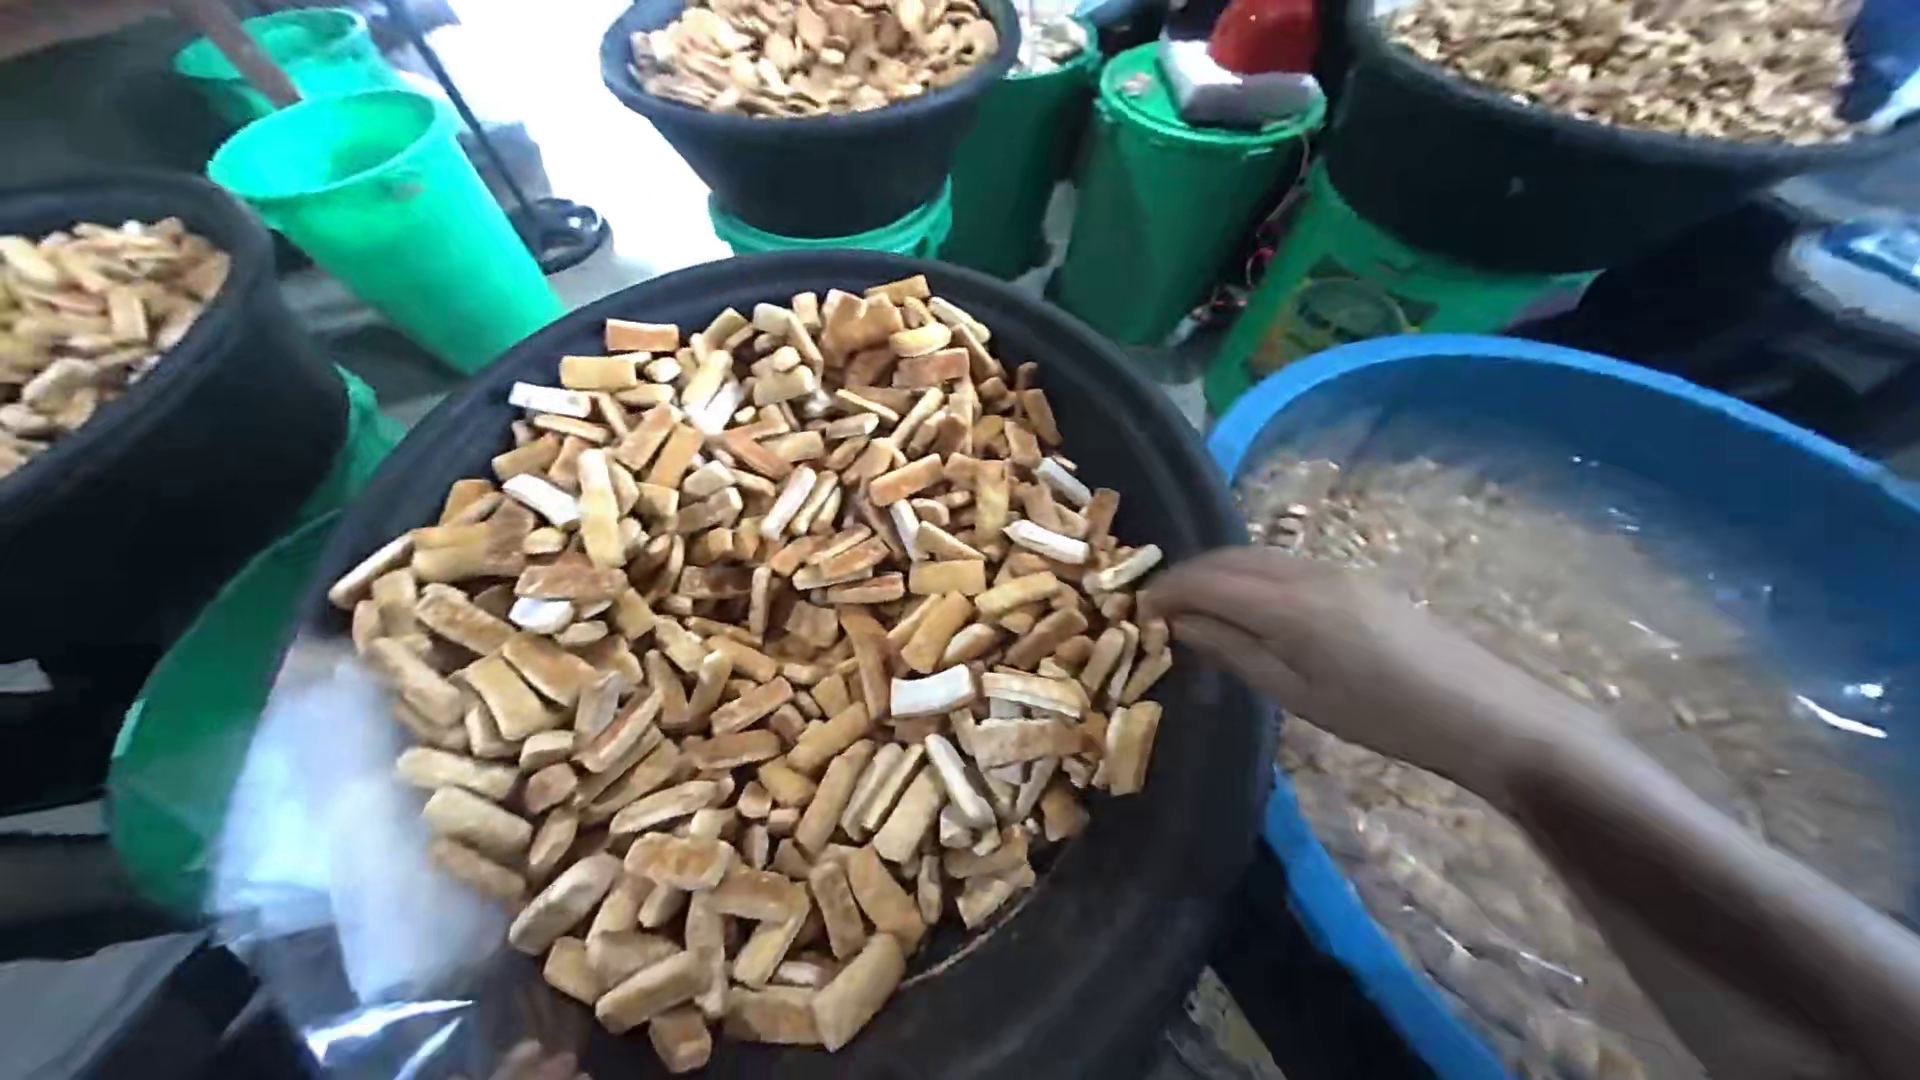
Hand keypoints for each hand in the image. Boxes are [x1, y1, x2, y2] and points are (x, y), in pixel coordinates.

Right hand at [1143, 547, 1598, 802]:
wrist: (1488, 714)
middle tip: (1159, 607)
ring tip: (1193, 605)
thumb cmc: (1382, 717)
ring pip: (1252, 556)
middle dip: (1185, 576)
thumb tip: (1179, 624)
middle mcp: (1304, 572)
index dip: (1166, 589)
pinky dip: (1244, 574)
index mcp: (1287, 604)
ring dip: (1214, 572)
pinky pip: (1278, 562)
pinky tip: (1241, 601)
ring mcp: (1331, 569)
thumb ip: (1231, 650)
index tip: (1140, 609)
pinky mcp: (1350, 577)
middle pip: (1226, 558)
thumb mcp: (1294, 693)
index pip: (1206, 580)